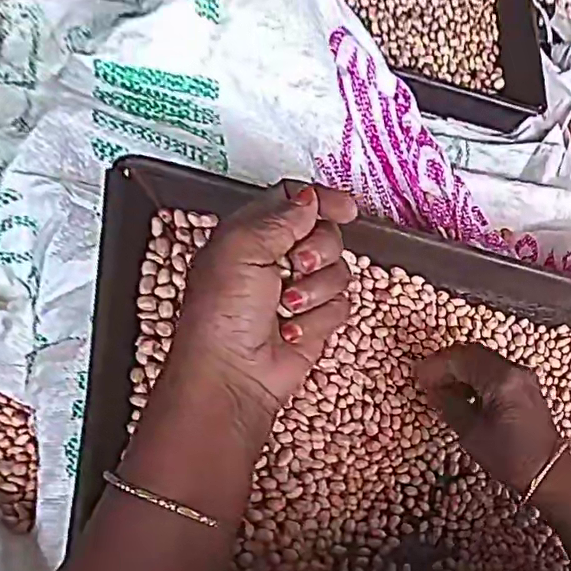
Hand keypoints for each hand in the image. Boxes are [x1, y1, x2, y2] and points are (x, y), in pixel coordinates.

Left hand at [172, 181, 358, 416]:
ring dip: (315, 292)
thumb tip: (310, 198)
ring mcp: (301, 292)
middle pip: (327, 235)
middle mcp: (279, 259)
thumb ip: (280, 218)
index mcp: (254, 232)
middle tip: (299, 266)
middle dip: (320, 251)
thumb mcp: (242, 249)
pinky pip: (342, 308)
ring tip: (287, 308)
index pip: (296, 201)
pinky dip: (319, 321)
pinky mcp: (317, 322)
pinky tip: (293, 331)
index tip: (347, 208)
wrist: (234, 372)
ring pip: (340, 274)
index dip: (323, 201)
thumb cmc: (222, 314)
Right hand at [413, 344, 565, 495]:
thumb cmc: (510, 457)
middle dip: (447, 365)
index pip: (462, 358)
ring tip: (442, 390)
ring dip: (461, 371)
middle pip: (474, 354)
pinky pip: (496, 373)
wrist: (547, 473)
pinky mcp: (526, 389)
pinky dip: (476, 379)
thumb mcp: (472, 433)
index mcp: (502, 379)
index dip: (436, 365)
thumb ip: (450, 405)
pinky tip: (464, 395)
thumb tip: (434, 390)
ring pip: (485, 362)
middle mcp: (516, 371)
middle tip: (427, 381)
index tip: (418, 376)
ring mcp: (524, 378)